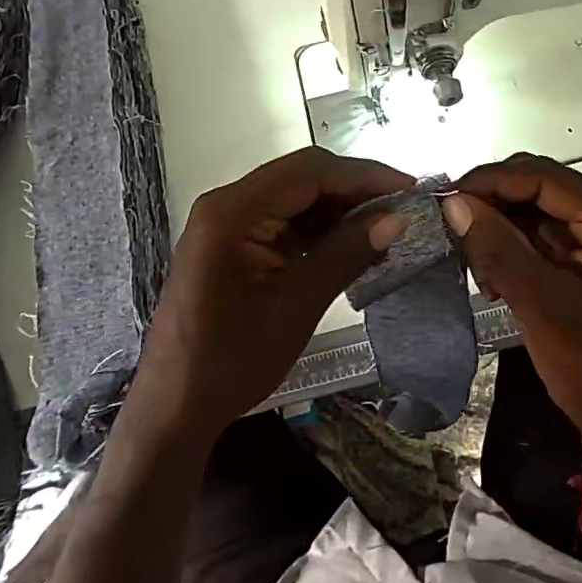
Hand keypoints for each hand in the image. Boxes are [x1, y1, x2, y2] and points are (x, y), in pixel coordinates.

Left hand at [128, 147, 413, 439]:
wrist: (173, 411)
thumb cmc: (229, 363)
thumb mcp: (296, 307)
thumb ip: (345, 255)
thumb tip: (396, 219)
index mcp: (231, 213)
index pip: (309, 172)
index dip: (363, 175)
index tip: (408, 188)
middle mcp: (226, 206)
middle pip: (302, 178)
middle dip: (354, 189)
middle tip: (401, 208)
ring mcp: (227, 224)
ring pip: (296, 197)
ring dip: (339, 209)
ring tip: (383, 228)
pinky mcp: (233, 244)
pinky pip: (284, 221)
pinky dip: (319, 229)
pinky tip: (350, 245)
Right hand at [443, 154, 581, 488]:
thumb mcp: (546, 309)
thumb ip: (501, 250)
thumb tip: (455, 204)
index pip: (548, 179)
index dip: (494, 181)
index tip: (448, 198)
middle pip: (540, 188)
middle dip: (493, 206)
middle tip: (454, 231)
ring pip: (532, 209)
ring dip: (497, 230)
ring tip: (475, 266)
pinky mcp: (581, 257)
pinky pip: (534, 236)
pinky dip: (507, 249)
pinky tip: (490, 278)